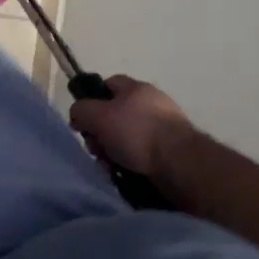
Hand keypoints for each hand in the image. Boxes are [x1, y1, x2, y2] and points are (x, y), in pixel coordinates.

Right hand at [68, 75, 196, 178]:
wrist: (180, 163)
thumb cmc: (136, 133)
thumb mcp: (97, 116)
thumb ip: (81, 110)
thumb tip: (78, 115)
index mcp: (136, 88)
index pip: (107, 84)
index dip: (92, 100)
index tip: (85, 122)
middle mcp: (152, 102)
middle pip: (116, 114)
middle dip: (102, 133)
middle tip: (97, 150)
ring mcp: (165, 126)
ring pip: (129, 137)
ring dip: (116, 151)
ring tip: (111, 167)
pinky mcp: (173, 150)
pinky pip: (144, 153)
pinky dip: (133, 162)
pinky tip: (128, 173)